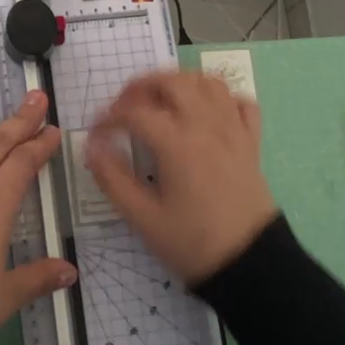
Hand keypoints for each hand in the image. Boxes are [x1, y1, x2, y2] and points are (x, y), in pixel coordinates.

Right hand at [85, 71, 276, 284]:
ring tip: (160, 101)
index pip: (134, 112)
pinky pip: (239, 102)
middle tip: (123, 107)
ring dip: (179, 83)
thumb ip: (113, 179)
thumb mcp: (143, 218)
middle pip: (172, 82)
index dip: (108, 117)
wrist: (250, 262)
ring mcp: (233, 130)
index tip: (95, 132)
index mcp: (176, 143)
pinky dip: (219, 97)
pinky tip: (204, 112)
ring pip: (207, 82)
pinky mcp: (251, 142)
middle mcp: (206, 125)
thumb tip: (93, 148)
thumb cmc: (192, 242)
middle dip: (141, 87)